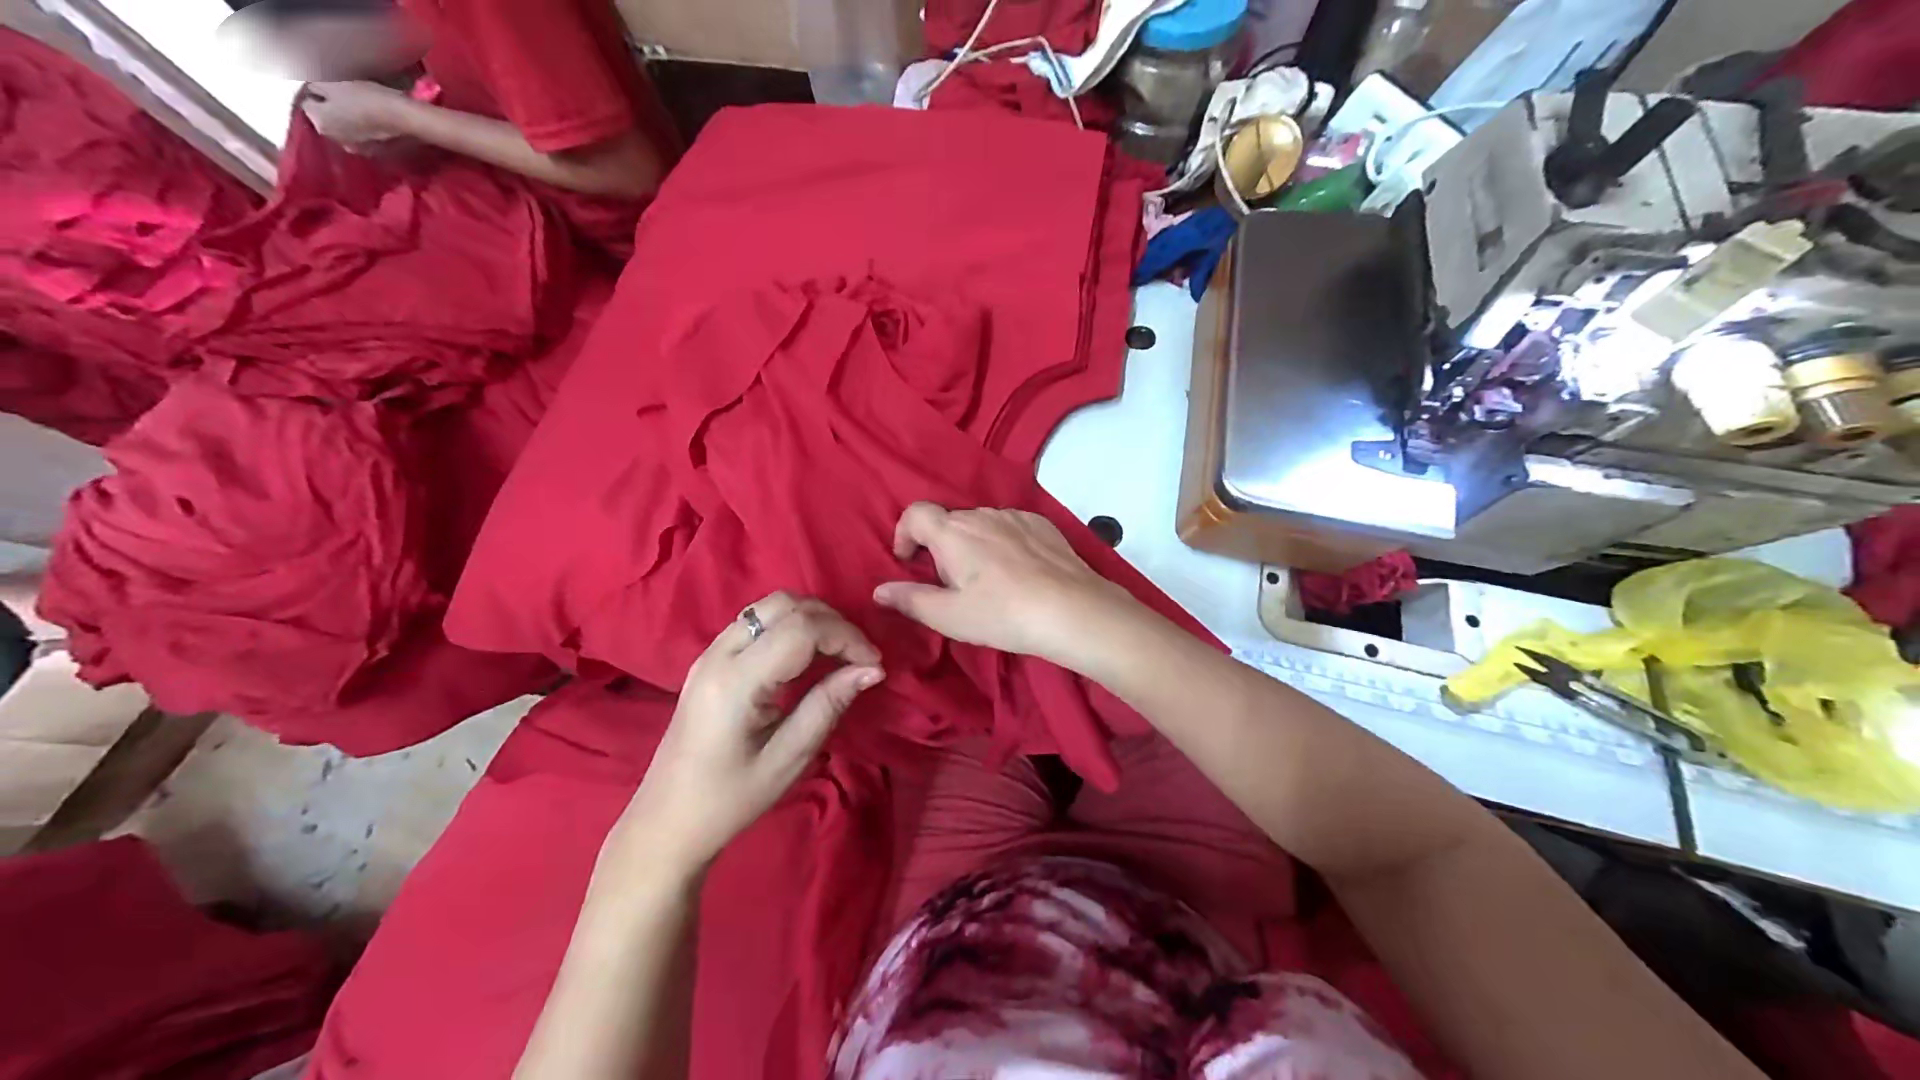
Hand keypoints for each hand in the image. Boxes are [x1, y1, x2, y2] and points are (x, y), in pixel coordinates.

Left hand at [302, 80, 409, 147]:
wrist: (401, 117)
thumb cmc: (364, 97)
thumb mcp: (331, 82)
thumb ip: (314, 87)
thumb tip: (312, 91)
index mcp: (318, 120)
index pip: (307, 103)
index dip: (317, 94)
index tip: (329, 88)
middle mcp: (332, 138)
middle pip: (324, 120)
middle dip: (330, 111)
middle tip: (343, 100)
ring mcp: (354, 147)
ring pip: (343, 130)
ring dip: (346, 122)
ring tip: (358, 112)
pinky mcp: (373, 152)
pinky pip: (359, 138)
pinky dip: (361, 132)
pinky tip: (370, 124)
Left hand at [617, 592, 883, 871]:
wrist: (668, 820)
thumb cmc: (730, 799)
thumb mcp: (788, 759)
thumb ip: (828, 705)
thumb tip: (871, 670)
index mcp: (735, 682)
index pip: (800, 629)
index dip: (845, 636)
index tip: (874, 664)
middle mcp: (718, 655)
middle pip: (784, 605)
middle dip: (831, 621)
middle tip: (858, 657)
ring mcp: (709, 653)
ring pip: (769, 606)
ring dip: (811, 619)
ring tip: (839, 654)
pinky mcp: (710, 659)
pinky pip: (757, 621)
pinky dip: (791, 626)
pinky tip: (809, 656)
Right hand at [873, 502, 1141, 669]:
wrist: (1073, 610)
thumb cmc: (1004, 614)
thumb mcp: (950, 617)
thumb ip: (911, 600)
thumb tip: (880, 590)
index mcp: (953, 532)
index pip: (915, 514)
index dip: (904, 534)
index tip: (908, 562)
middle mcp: (982, 514)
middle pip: (948, 521)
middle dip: (940, 547)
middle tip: (951, 585)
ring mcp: (1015, 516)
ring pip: (980, 523)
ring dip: (972, 544)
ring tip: (987, 581)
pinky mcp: (1042, 524)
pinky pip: (1009, 527)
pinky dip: (1002, 543)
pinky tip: (1017, 572)